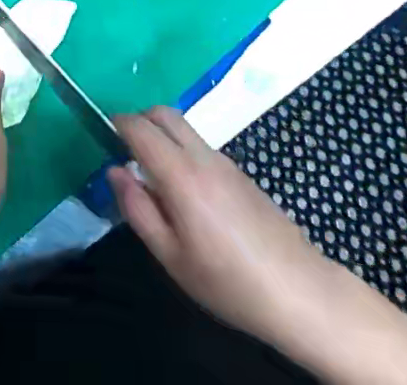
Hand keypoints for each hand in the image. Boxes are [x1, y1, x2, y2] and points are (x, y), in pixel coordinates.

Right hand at [107, 107, 332, 342]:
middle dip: (139, 120)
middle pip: (164, 114)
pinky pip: (201, 147)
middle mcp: (203, 157)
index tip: (104, 137)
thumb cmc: (228, 281)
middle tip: (126, 150)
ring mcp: (226, 163)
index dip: (117, 124)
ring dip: (162, 136)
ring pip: (184, 128)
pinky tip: (186, 194)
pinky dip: (182, 151)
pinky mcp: (242, 174)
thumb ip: (138, 209)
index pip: (140, 127)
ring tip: (154, 178)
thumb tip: (115, 171)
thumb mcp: (171, 256)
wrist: (302, 293)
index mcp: (181, 175)